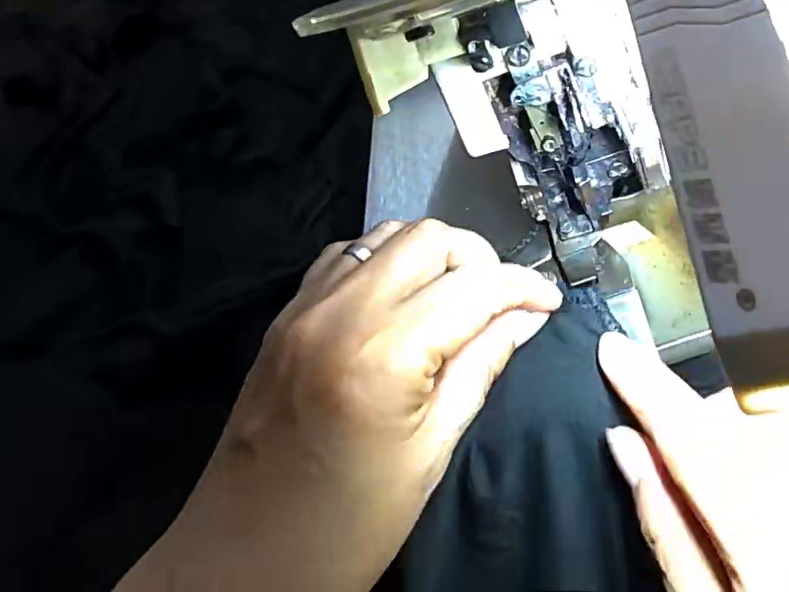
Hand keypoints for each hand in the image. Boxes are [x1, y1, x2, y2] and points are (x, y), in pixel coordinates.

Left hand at [119, 219, 562, 591]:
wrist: (242, 555)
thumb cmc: (349, 522)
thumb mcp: (431, 450)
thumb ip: (482, 366)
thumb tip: (528, 317)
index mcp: (383, 353)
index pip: (472, 287)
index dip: (521, 286)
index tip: (547, 300)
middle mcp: (342, 309)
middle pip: (430, 238)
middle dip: (477, 259)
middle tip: (498, 300)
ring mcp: (307, 302)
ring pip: (388, 232)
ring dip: (431, 253)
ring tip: (452, 294)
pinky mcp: (288, 307)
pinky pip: (349, 251)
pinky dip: (385, 258)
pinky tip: (398, 296)